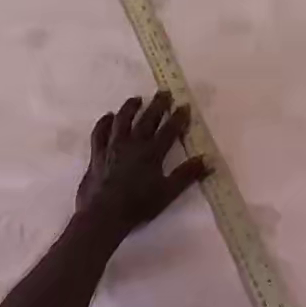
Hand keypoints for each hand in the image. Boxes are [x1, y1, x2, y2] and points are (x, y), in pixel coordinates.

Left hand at [76, 92, 209, 234]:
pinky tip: (109, 117)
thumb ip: (187, 175)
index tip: (184, 105)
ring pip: (122, 120)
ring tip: (137, 99)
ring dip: (130, 108)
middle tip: (164, 92)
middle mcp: (132, 144)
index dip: (178, 117)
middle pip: (147, 119)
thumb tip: (208, 160)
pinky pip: (100, 132)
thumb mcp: (167, 193)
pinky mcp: (97, 153)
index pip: (169, 130)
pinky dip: (104, 122)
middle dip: (157, 105)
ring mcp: (112, 147)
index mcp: (151, 153)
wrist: (104, 214)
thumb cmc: (138, 205)